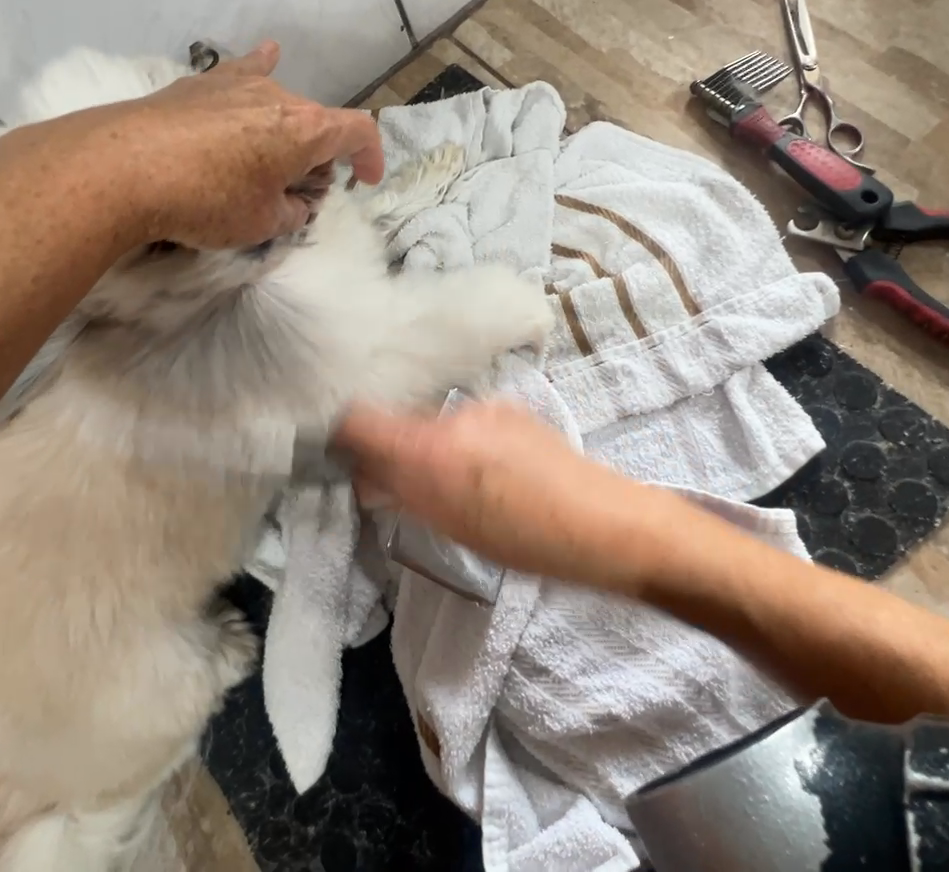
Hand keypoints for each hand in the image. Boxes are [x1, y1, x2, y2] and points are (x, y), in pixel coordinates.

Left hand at [0, 41, 384, 249]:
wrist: (120, 169)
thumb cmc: (205, 201)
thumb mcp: (261, 224)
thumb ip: (291, 211)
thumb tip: (293, 201)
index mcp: (305, 129)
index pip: (359, 131)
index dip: (371, 158)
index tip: (364, 182)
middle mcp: (278, 95)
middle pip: (316, 122)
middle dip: (319, 159)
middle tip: (296, 196)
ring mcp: (236, 84)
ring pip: (280, 104)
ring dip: (286, 133)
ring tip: (269, 162)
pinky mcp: (199, 85)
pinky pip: (242, 74)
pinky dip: (259, 72)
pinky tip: (266, 56)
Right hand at [334, 401, 688, 593]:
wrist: (611, 525)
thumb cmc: (530, 542)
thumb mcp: (455, 529)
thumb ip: (404, 494)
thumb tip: (365, 475)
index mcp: (434, 449)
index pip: (359, 419)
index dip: (341, 432)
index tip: (338, 455)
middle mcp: (454, 415)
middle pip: (396, 420)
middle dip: (390, 450)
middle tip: (399, 488)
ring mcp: (487, 407)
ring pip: (432, 423)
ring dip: (429, 449)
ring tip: (455, 487)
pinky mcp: (512, 409)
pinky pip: (464, 421)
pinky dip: (459, 442)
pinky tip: (486, 473)